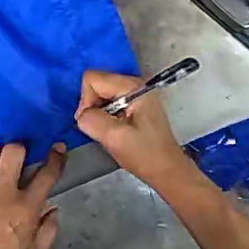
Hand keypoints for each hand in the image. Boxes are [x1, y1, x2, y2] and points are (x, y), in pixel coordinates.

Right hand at [75, 69, 198, 190]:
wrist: (167, 169)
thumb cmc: (145, 154)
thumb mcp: (115, 137)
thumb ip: (92, 120)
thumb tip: (82, 115)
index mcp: (133, 87)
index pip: (93, 79)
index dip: (86, 101)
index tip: (95, 122)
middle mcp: (135, 85)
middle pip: (97, 84)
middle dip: (92, 107)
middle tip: (103, 130)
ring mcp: (136, 94)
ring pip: (102, 95)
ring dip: (99, 114)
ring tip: (111, 132)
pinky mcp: (135, 105)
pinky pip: (110, 104)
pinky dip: (106, 117)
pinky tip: (116, 131)